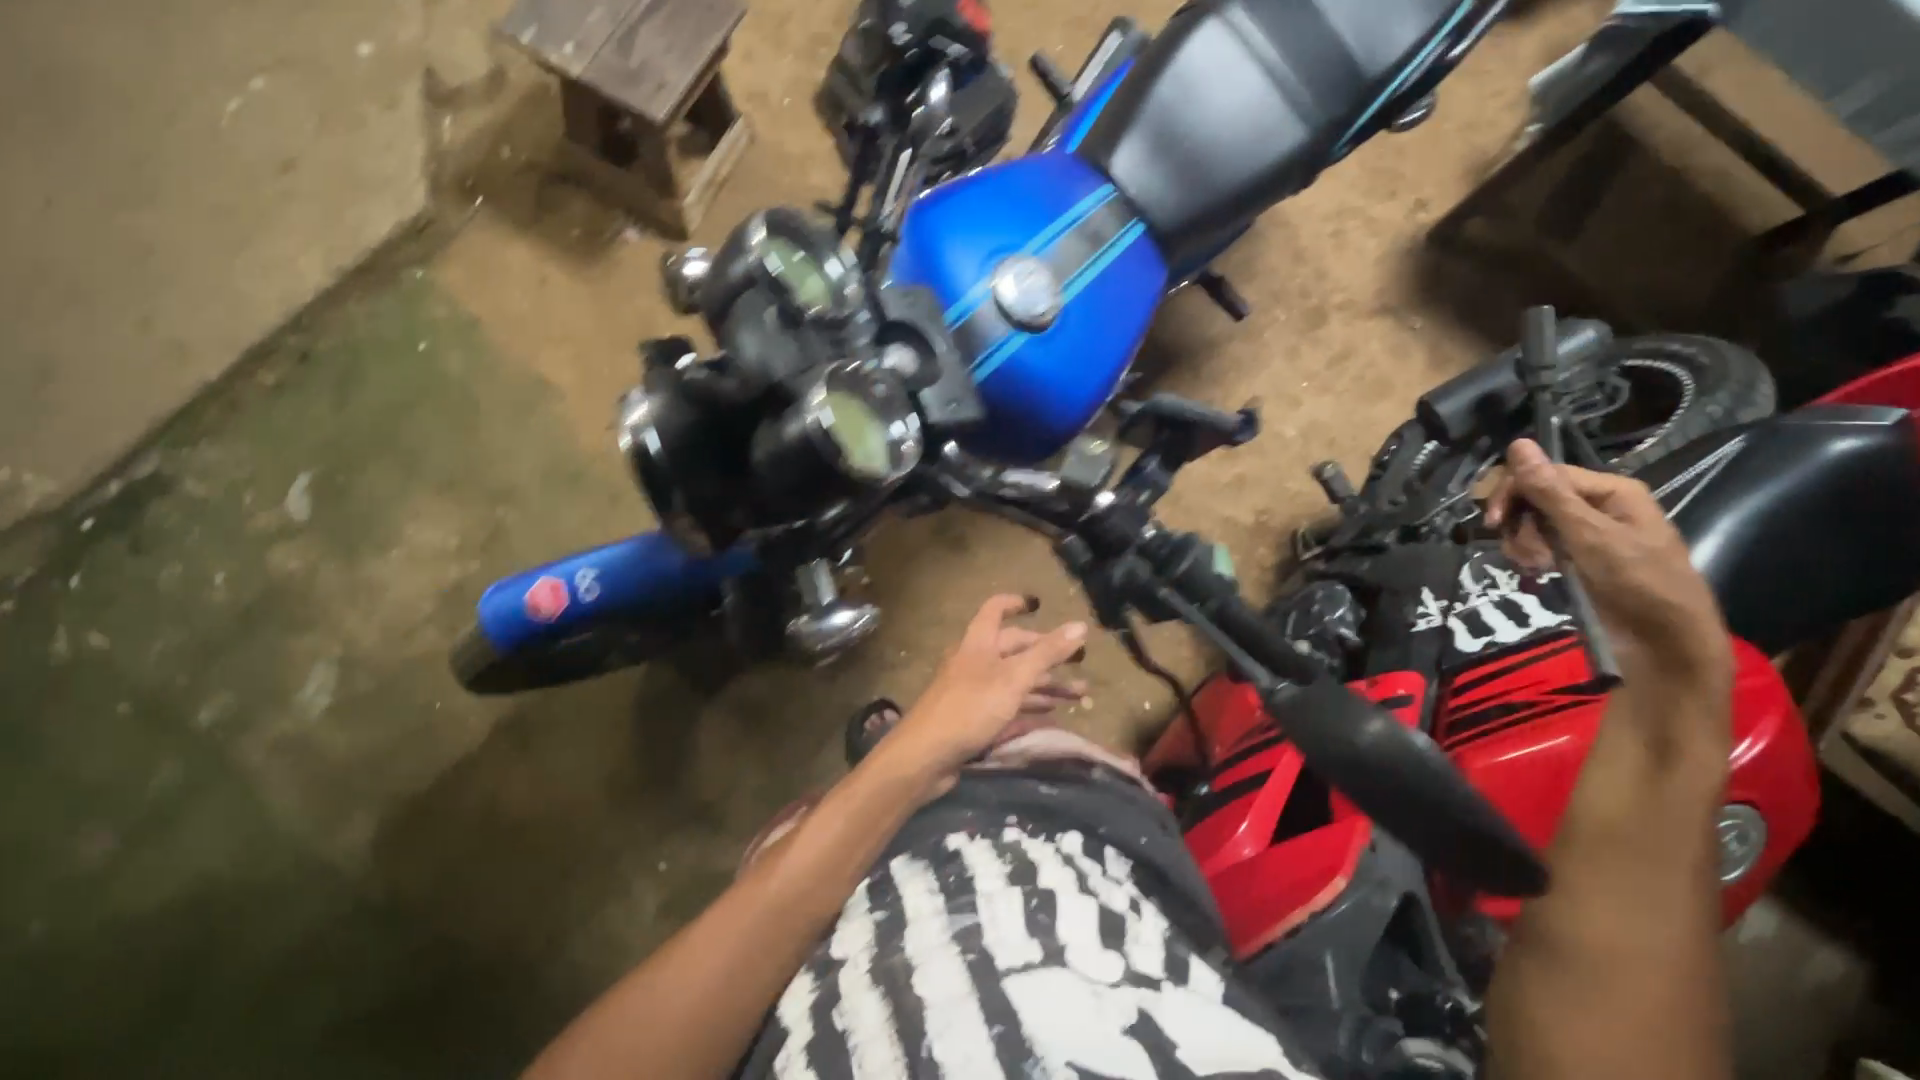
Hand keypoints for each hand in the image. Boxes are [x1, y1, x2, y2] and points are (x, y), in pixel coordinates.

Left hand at [878, 595, 1088, 792]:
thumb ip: (1047, 653)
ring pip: (1014, 680)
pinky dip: (1029, 706)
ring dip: (1045, 684)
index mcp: (979, 643)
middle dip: (1047, 655)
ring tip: (1079, 695)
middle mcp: (975, 662)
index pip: (996, 610)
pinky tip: (1050, 714)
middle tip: (1080, 663)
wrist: (925, 756)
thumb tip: (1081, 625)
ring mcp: (973, 691)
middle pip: (1014, 649)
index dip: (1016, 603)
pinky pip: (1007, 706)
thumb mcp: (1013, 678)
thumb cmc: (970, 708)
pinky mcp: (973, 719)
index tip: (1039, 605)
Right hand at [1485, 440, 1732, 697]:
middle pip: (1536, 497)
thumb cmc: (1637, 582)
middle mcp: (1598, 507)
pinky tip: (1539, 573)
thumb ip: (1550, 492)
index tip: (1493, 523)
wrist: (1664, 643)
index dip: (1513, 493)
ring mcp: (1588, 535)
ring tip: (1536, 567)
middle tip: (1522, 552)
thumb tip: (1518, 442)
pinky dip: (1531, 557)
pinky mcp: (1579, 561)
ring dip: (1523, 543)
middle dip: (1519, 522)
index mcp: (1611, 491)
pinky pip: (1541, 546)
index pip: (1545, 474)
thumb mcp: (1590, 535)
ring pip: (1533, 523)